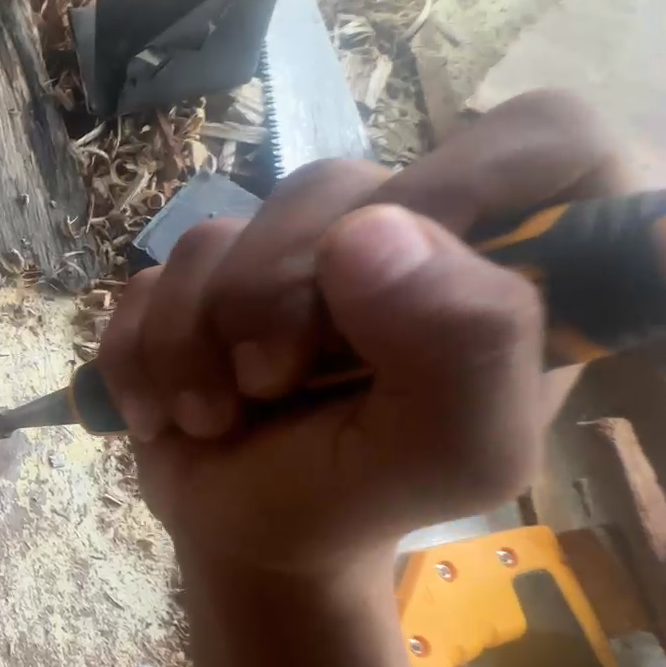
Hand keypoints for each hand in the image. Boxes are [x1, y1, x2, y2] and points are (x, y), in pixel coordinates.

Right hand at [99, 90, 648, 572]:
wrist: (241, 530)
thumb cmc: (357, 498)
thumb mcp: (447, 452)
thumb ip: (462, 344)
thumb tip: (367, 233)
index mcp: (505, 259)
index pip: (530, 136)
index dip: (454, 186)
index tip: (374, 287)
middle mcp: (391, 233)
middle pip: (320, 189)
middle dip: (268, 300)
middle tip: (267, 386)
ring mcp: (274, 259)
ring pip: (209, 239)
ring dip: (186, 345)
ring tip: (207, 417)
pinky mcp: (188, 288)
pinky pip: (141, 284)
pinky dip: (136, 358)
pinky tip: (161, 410)